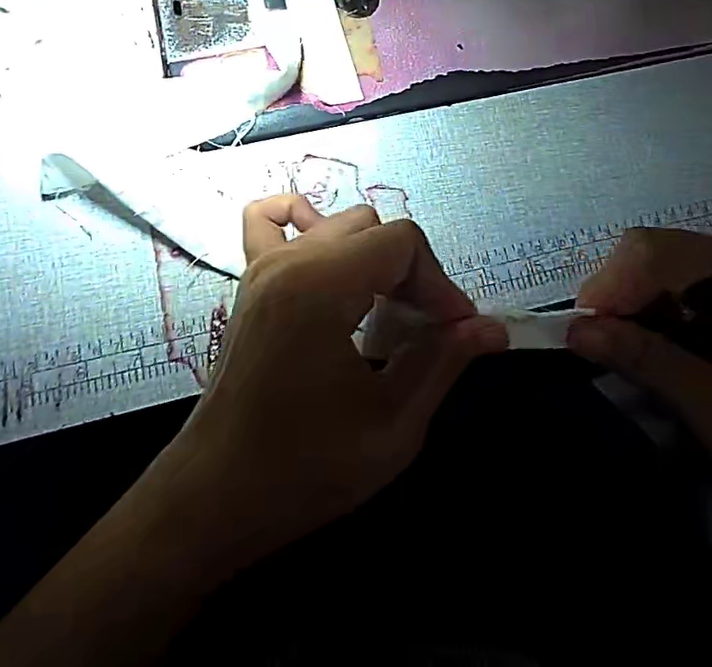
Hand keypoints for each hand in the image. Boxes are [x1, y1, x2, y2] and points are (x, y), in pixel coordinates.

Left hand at [146, 196, 507, 566]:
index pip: (401, 241)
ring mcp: (260, 268)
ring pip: (332, 225)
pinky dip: (301, 223)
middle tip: (423, 330)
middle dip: (409, 272)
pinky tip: (325, 259)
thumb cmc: (306, 466)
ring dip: (369, 257)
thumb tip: (490, 328)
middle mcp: (286, 261)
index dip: (439, 282)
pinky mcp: (248, 285)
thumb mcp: (392, 424)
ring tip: (382, 311)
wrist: (221, 488)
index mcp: (320, 285)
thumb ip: (442, 362)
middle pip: (370, 228)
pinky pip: (266, 222)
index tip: (454, 332)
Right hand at [566, 228, 711, 551]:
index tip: (584, 333)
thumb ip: (660, 371)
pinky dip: (656, 319)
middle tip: (599, 348)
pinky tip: (662, 355)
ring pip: (664, 268)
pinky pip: (681, 289)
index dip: (617, 285)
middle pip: (664, 254)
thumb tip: (576, 330)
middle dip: (622, 298)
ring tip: (630, 357)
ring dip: (636, 311)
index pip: (674, 255)